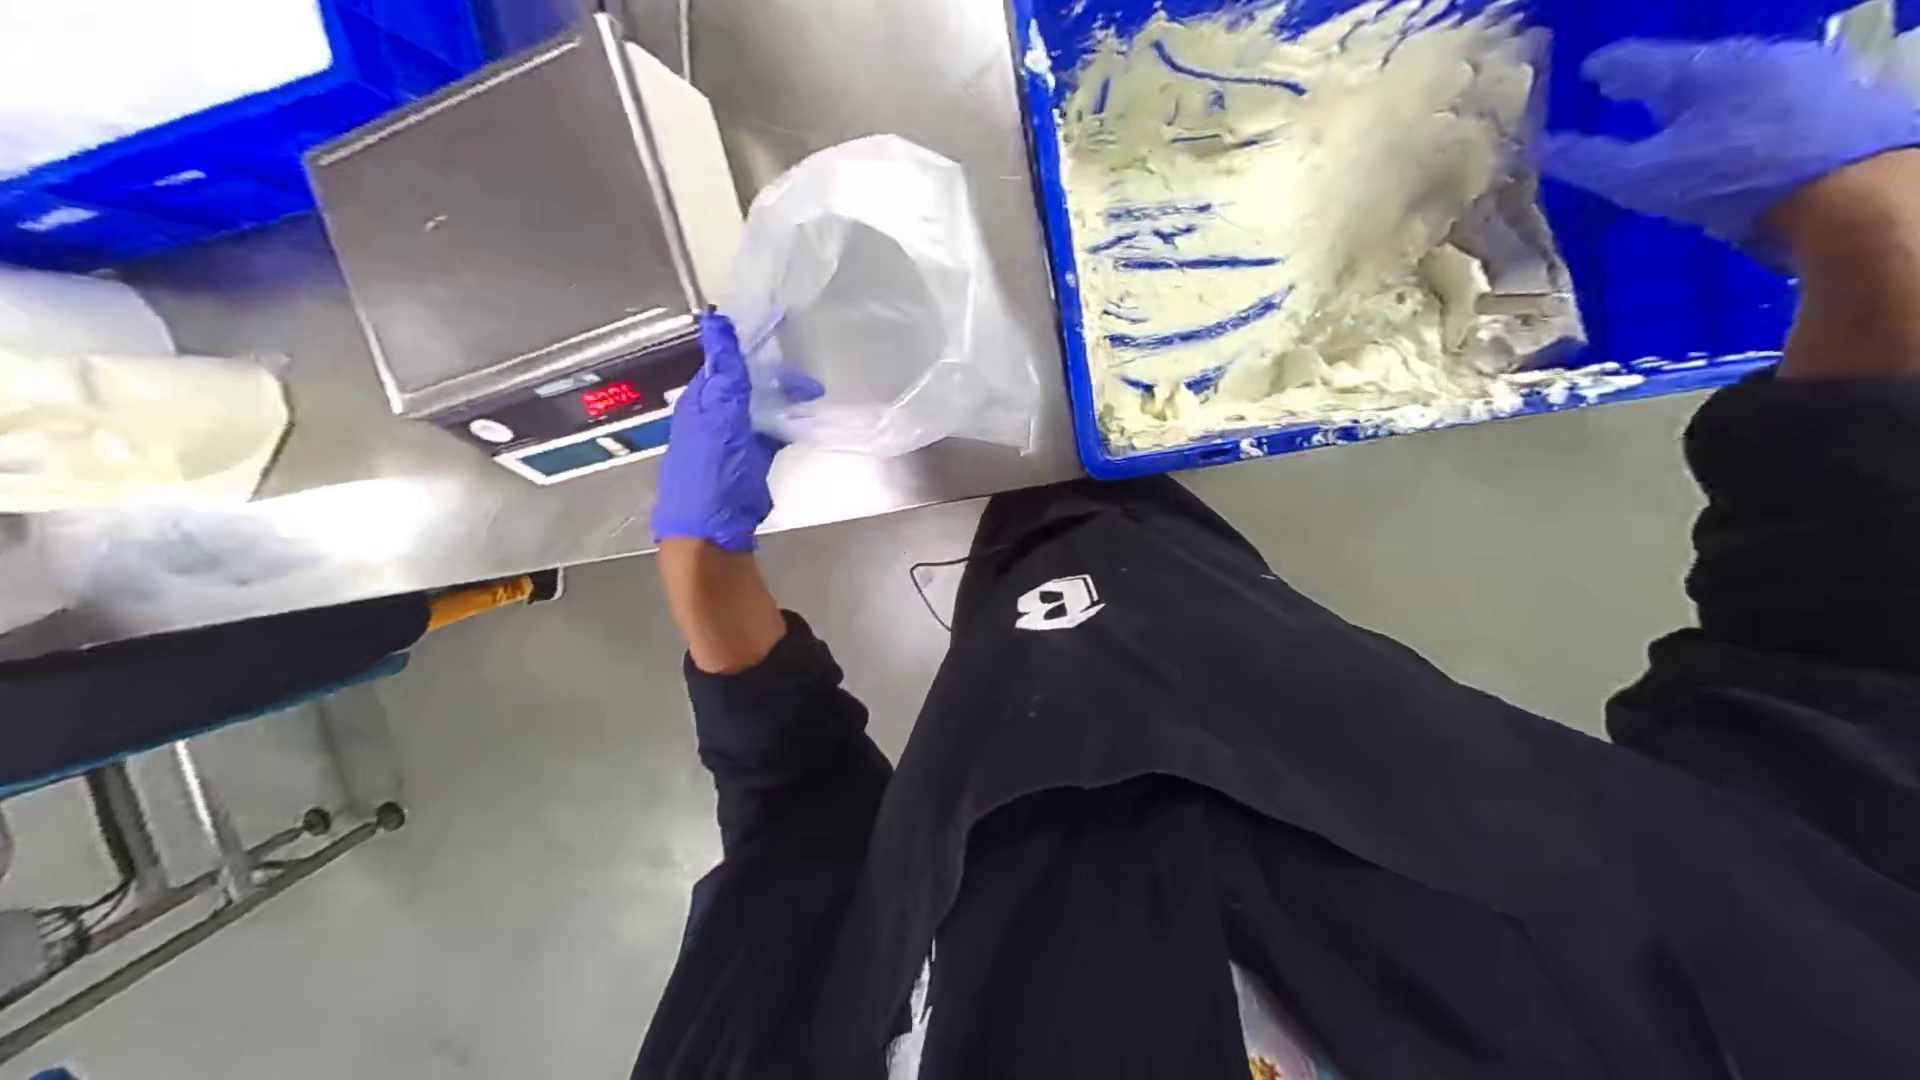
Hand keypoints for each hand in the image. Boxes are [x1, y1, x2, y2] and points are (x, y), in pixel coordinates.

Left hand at [652, 314, 782, 552]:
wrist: (715, 524)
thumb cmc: (713, 468)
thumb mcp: (719, 414)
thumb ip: (724, 371)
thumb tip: (716, 321)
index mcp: (701, 399)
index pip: (725, 360)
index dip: (750, 343)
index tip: (780, 325)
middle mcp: (716, 414)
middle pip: (747, 382)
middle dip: (774, 371)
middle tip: (804, 368)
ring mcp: (734, 437)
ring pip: (761, 405)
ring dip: (783, 397)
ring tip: (811, 390)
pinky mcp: (752, 457)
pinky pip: (771, 430)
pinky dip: (786, 422)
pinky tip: (804, 419)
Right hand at [1542, 39, 1919, 250]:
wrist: (1851, 192)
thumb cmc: (1729, 178)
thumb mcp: (1639, 177)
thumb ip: (1587, 160)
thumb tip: (1540, 147)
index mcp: (1706, 69)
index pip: (1644, 60)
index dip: (1611, 66)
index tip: (1590, 68)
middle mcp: (1757, 60)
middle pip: (1692, 67)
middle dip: (1653, 82)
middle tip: (1622, 90)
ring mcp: (1803, 78)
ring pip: (1729, 83)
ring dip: (1694, 98)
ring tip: (1667, 115)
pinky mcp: (1830, 105)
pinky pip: (1759, 100)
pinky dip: (1727, 112)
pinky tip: (1719, 131)